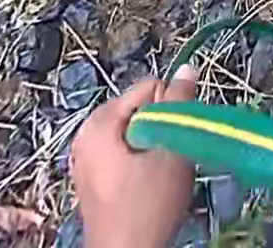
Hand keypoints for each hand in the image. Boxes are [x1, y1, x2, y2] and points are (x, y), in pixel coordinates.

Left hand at [71, 67, 198, 247]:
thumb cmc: (147, 206)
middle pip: (142, 106)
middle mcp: (86, 133)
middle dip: (161, 124)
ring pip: (138, 126)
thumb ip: (179, 103)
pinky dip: (141, 156)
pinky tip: (147, 181)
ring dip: (154, 141)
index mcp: (99, 122)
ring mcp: (86, 155)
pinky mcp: (92, 175)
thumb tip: (186, 66)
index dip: (170, 109)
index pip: (150, 87)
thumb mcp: (171, 148)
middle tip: (167, 156)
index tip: (172, 140)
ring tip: (158, 171)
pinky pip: (126, 146)